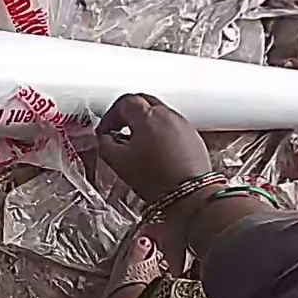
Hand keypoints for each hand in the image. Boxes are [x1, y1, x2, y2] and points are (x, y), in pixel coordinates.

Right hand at [96, 93, 215, 202]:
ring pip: (159, 114)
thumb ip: (105, 144)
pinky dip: (160, 134)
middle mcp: (168, 115)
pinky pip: (173, 127)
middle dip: (128, 114)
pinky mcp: (194, 137)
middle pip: (144, 102)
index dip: (110, 115)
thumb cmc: (156, 178)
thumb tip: (104, 139)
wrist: (189, 195)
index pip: (125, 102)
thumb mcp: (118, 161)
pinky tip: (154, 154)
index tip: (106, 130)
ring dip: (145, 124)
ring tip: (136, 146)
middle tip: (118, 129)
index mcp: (147, 116)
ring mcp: (183, 125)